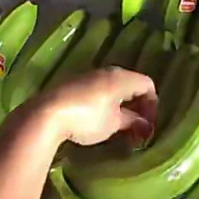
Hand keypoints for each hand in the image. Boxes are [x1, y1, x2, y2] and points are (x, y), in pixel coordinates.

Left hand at [21, 67, 155, 147]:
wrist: (46, 115)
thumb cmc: (88, 118)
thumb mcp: (114, 123)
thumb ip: (133, 122)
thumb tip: (145, 125)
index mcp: (121, 77)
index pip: (147, 85)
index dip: (152, 106)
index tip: (147, 126)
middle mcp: (107, 71)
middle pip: (131, 84)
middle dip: (137, 106)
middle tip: (136, 127)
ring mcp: (88, 76)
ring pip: (113, 87)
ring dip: (120, 105)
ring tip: (117, 126)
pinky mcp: (72, 84)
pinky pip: (97, 90)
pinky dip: (104, 103)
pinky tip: (97, 119)